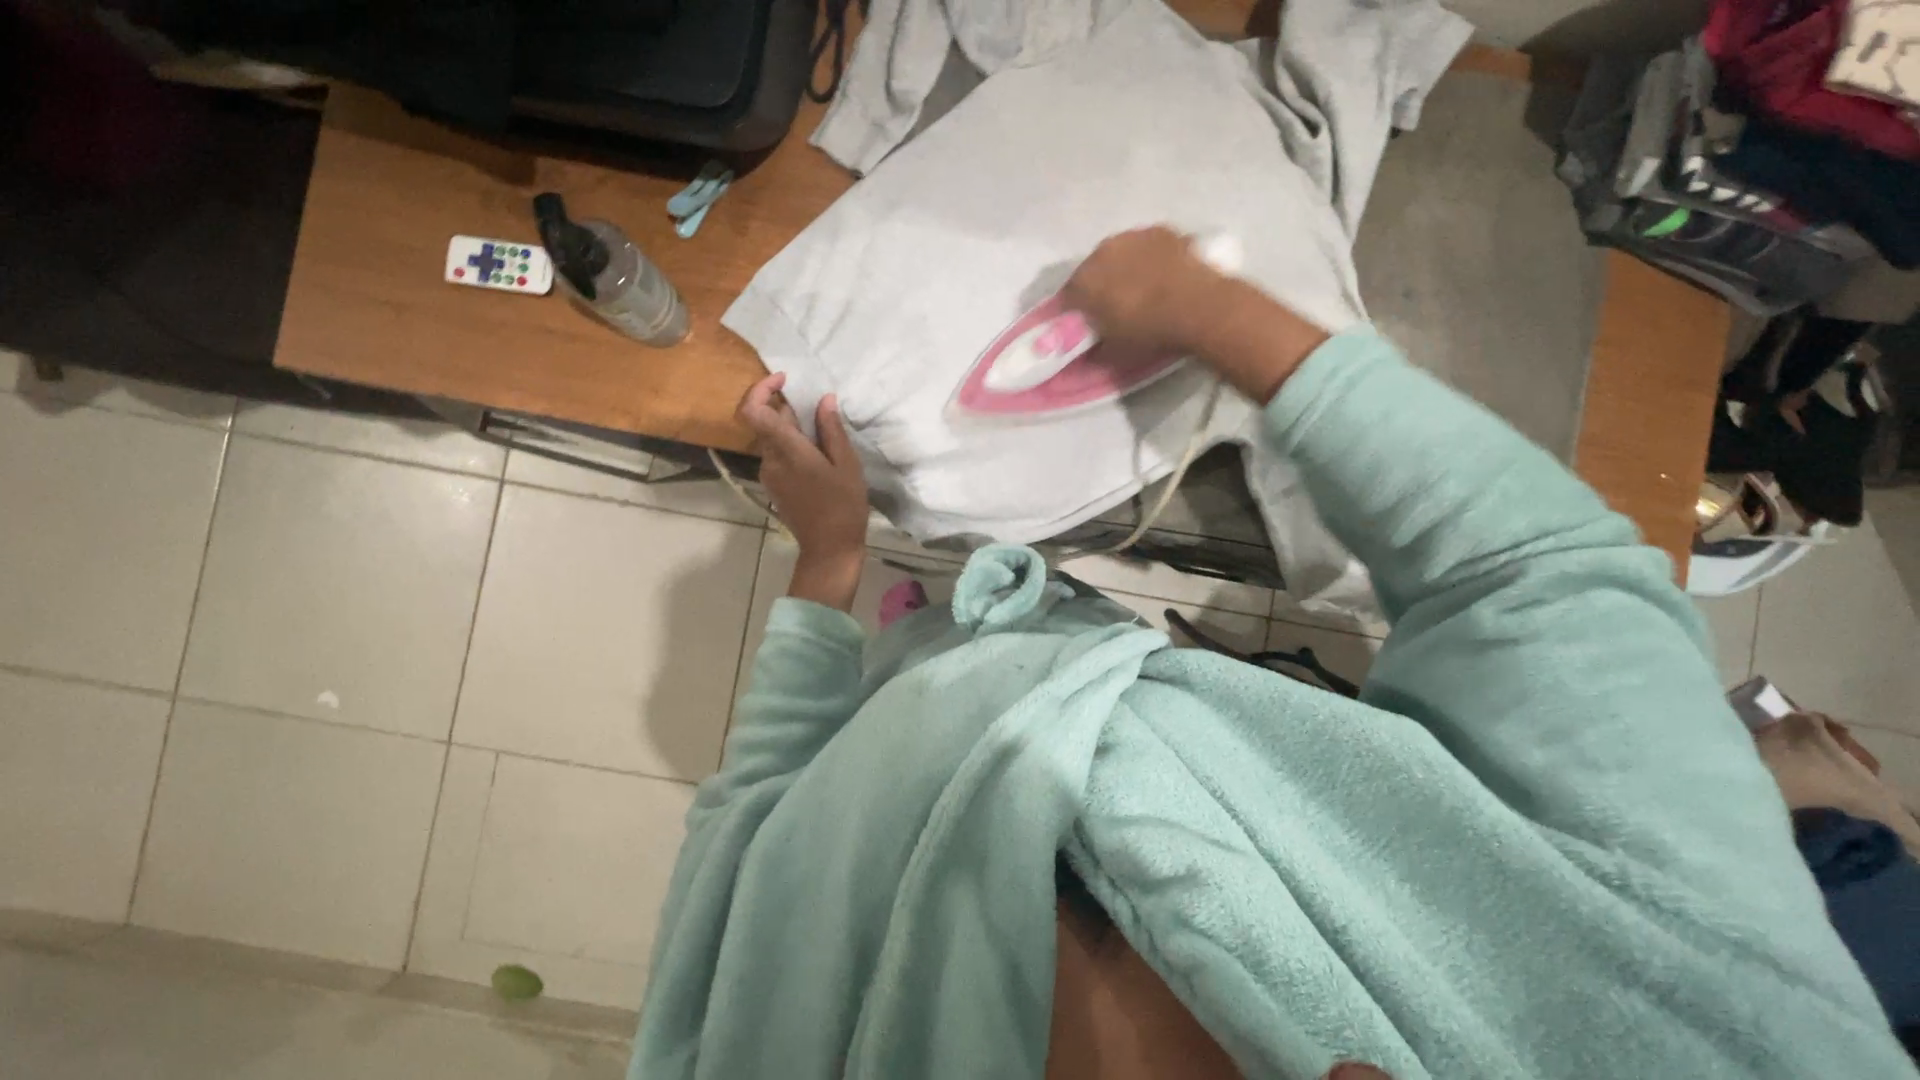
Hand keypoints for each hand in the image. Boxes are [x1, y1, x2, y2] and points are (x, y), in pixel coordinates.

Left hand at [737, 373, 868, 611]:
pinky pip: (777, 455)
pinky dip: (792, 447)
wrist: (829, 549)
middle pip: (765, 422)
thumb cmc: (844, 506)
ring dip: (791, 429)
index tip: (783, 381)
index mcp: (788, 451)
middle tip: (819, 413)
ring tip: (824, 439)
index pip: (752, 411)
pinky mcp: (773, 485)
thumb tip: (824, 400)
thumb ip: (832, 430)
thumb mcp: (847, 464)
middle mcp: (770, 460)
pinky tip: (818, 459)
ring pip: (772, 439)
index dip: (760, 389)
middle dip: (787, 409)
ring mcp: (768, 474)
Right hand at [1064, 225, 1329, 403]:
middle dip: (1099, 283)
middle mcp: (1101, 250)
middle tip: (1113, 304)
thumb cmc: (1149, 331)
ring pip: (1121, 253)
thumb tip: (1088, 347)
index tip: (1084, 322)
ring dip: (1125, 267)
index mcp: (1083, 280)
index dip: (1076, 310)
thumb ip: (1094, 344)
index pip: (1069, 296)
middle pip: (1094, 268)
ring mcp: (1134, 236)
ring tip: (1141, 288)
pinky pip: (1148, 247)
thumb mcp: (1114, 349)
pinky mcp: (1164, 231)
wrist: (1198, 307)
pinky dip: (1151, 258)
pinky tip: (1163, 275)